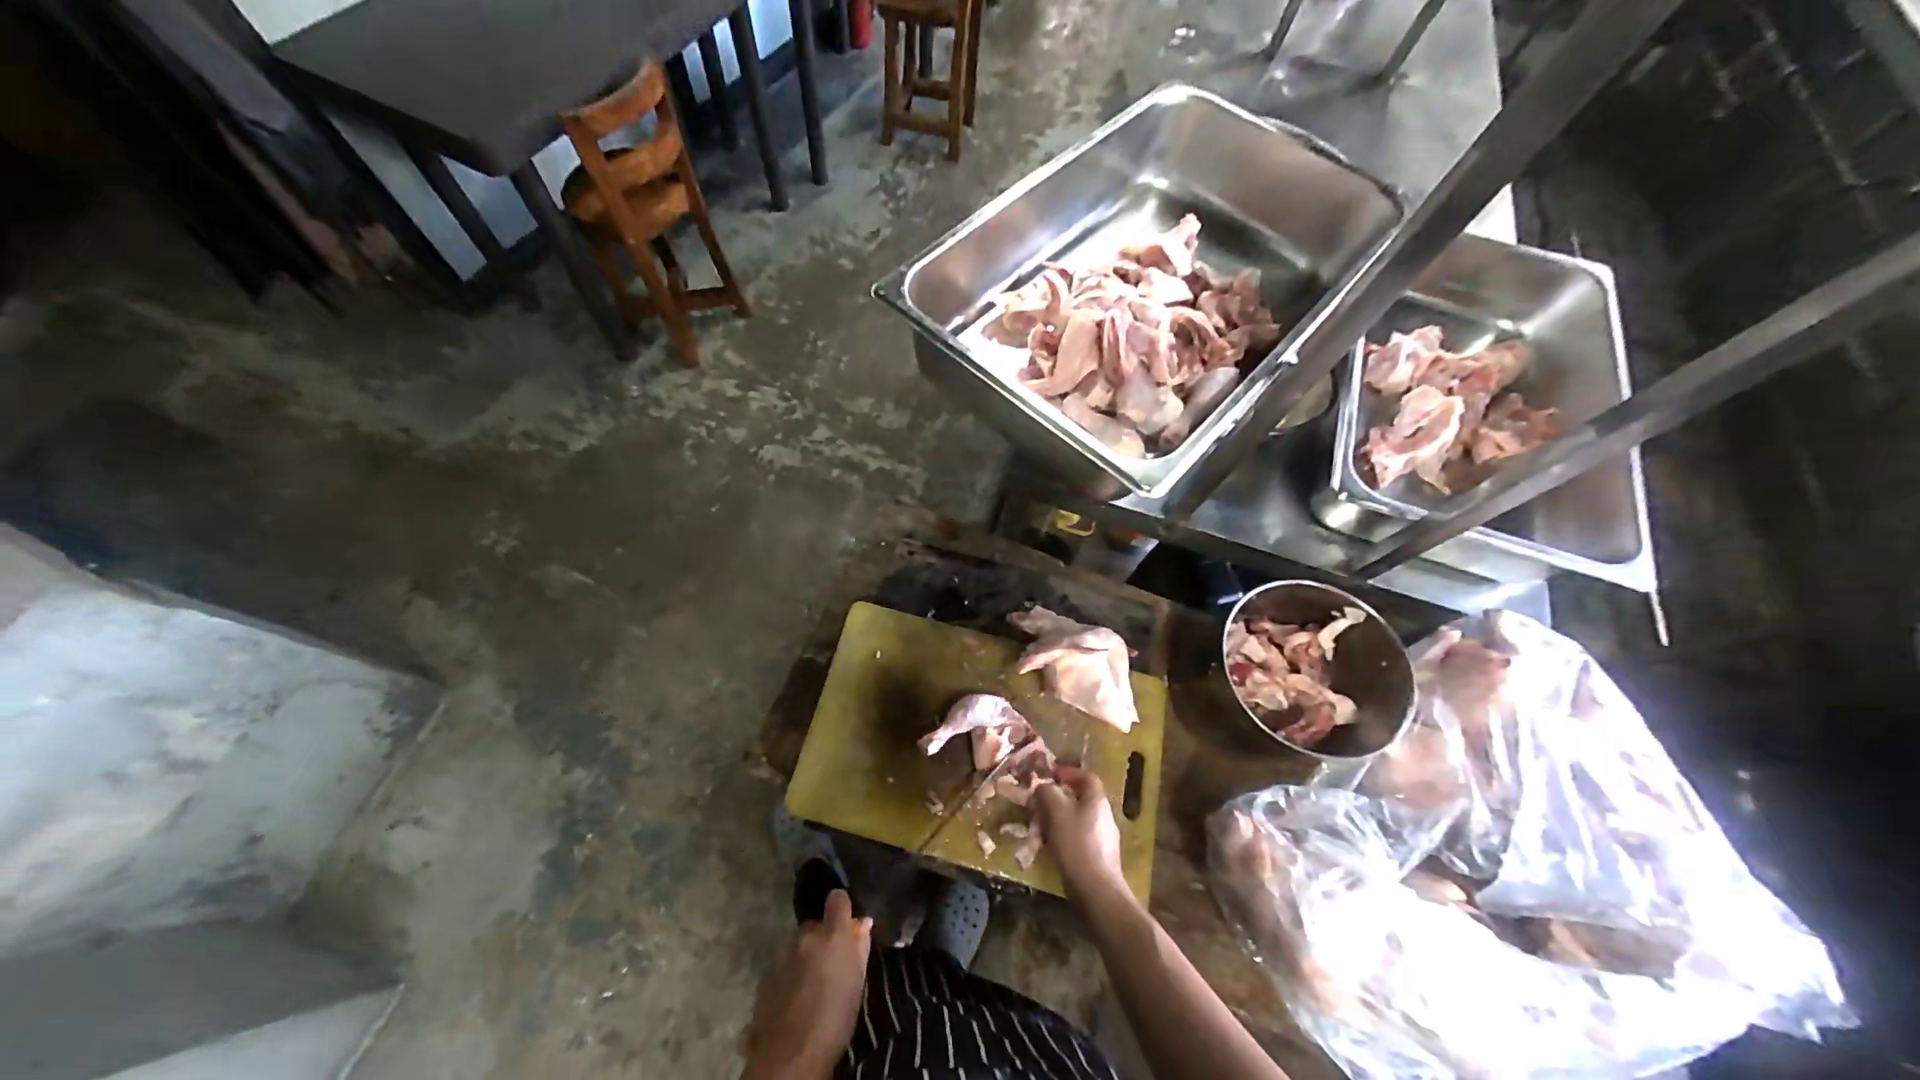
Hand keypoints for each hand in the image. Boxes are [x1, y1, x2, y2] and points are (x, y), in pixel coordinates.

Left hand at [741, 889, 871, 1079]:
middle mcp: (805, 937)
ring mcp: (782, 955)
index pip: (837, 898)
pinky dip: (790, 975)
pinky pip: (783, 966)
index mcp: (832, 935)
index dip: (842, 906)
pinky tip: (795, 1000)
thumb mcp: (857, 983)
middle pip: (815, 926)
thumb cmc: (835, 1020)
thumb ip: (860, 948)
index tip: (847, 922)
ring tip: (812, 988)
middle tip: (831, 967)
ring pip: (798, 947)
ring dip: (806, 958)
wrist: (791, 1057)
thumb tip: (863, 923)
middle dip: (823, 939)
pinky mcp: (766, 976)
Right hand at [1035, 766, 1127, 903]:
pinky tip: (1046, 849)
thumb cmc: (1075, 843)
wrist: (1095, 889)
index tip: (1049, 776)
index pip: (1086, 776)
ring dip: (1053, 822)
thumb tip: (1043, 786)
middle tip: (1036, 807)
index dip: (1067, 772)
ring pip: (1073, 820)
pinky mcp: (1096, 856)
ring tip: (1035, 832)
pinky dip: (1059, 838)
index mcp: (1096, 799)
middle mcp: (1102, 814)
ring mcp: (1101, 836)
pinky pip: (1075, 838)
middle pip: (1077, 799)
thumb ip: (1047, 792)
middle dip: (1054, 801)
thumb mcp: (1056, 811)